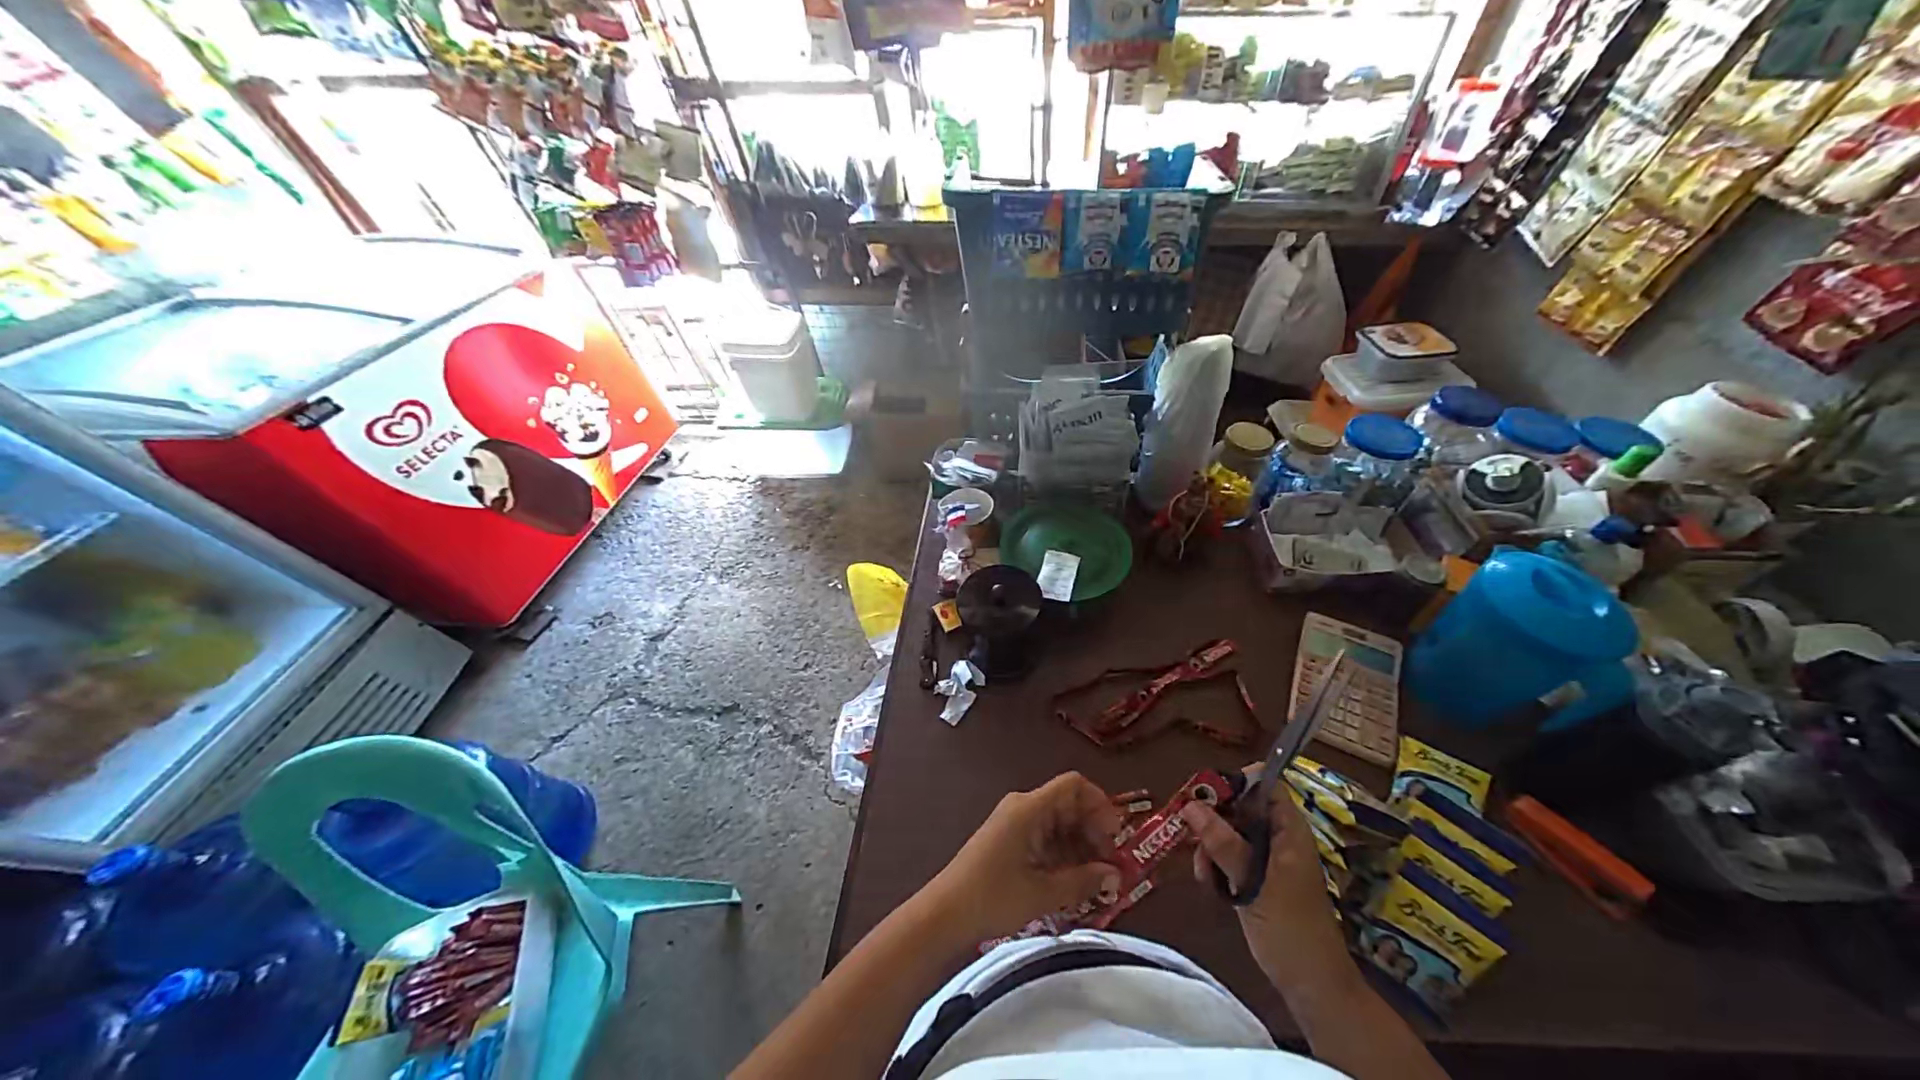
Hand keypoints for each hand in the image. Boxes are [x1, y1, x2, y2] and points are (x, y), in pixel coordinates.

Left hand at [921, 772, 1125, 942]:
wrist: (945, 913)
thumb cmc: (993, 897)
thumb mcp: (1043, 893)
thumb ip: (1083, 881)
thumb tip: (1115, 876)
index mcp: (1029, 808)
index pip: (1074, 786)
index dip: (1101, 806)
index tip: (1115, 839)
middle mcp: (1023, 808)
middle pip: (1070, 806)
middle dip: (1095, 834)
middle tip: (1112, 869)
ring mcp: (1016, 824)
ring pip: (1060, 825)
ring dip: (1082, 849)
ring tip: (1097, 884)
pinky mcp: (1011, 842)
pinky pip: (1047, 839)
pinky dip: (1064, 857)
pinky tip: (1075, 885)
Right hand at [1181, 770, 1352, 993]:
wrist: (1311, 985)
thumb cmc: (1290, 930)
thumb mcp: (1253, 883)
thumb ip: (1223, 842)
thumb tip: (1191, 804)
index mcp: (1289, 830)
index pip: (1265, 784)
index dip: (1236, 781)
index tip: (1205, 793)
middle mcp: (1279, 837)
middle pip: (1241, 806)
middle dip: (1214, 816)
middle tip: (1190, 832)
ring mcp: (1267, 859)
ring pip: (1230, 831)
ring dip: (1210, 844)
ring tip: (1202, 869)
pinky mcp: (1256, 878)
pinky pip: (1229, 855)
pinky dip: (1214, 863)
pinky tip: (1208, 883)